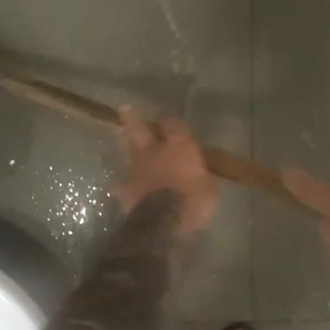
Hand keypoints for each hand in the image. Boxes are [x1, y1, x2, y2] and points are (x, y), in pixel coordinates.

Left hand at [116, 109, 217, 235]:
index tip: (169, 120)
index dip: (171, 122)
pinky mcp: (125, 187)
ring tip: (120, 135)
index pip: (174, 125)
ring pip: (129, 149)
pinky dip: (124, 180)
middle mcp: (155, 151)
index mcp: (180, 147)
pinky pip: (123, 180)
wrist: (162, 220)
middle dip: (134, 118)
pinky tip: (121, 182)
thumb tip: (200, 175)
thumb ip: (201, 176)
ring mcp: (137, 168)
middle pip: (141, 129)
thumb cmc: (193, 202)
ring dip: (126, 143)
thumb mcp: (209, 189)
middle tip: (125, 109)